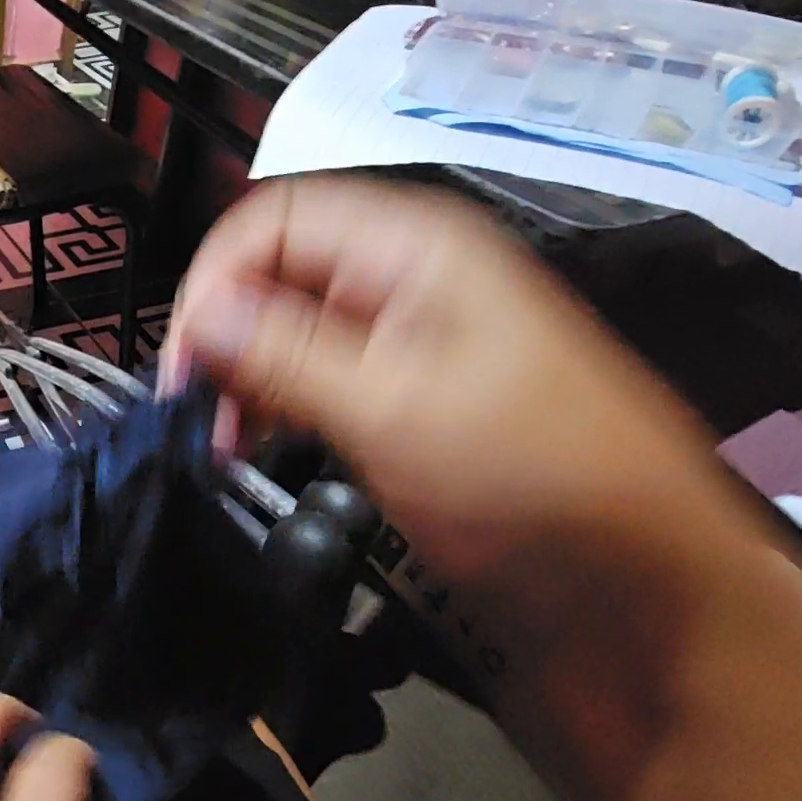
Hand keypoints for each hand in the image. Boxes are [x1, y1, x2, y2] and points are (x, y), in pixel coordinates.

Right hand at [155, 179, 765, 764]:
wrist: (617, 576)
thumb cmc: (528, 477)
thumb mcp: (393, 408)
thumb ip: (285, 356)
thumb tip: (196, 319)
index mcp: (411, 253)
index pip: (273, 223)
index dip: (215, 281)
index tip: (184, 362)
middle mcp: (390, 285)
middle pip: (265, 276)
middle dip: (216, 337)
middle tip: (191, 409)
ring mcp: (382, 343)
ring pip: (269, 332)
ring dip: (229, 379)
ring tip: (214, 440)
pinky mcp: (374, 396)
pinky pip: (290, 378)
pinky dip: (254, 407)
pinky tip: (239, 446)